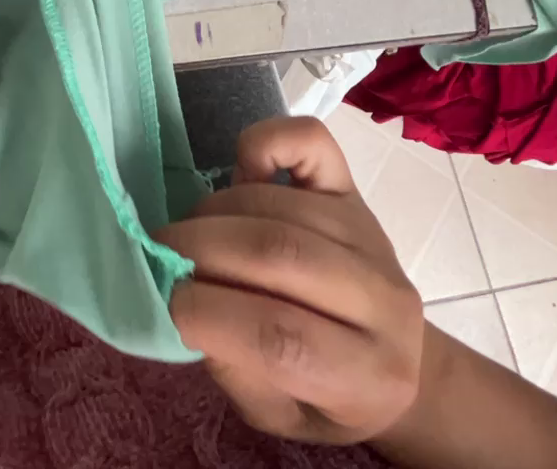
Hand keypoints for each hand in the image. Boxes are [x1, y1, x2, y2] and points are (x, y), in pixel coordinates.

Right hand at [158, 117, 424, 444]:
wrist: (395, 361)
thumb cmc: (324, 395)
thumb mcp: (277, 414)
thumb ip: (232, 369)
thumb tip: (179, 303)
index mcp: (369, 374)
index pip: (281, 337)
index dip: (205, 313)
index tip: (167, 304)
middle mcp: (383, 300)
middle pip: (279, 254)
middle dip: (198, 250)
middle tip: (161, 256)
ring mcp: (368, 235)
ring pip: (279, 206)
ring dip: (213, 213)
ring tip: (189, 235)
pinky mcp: (351, 190)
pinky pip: (310, 143)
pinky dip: (263, 142)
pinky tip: (238, 171)